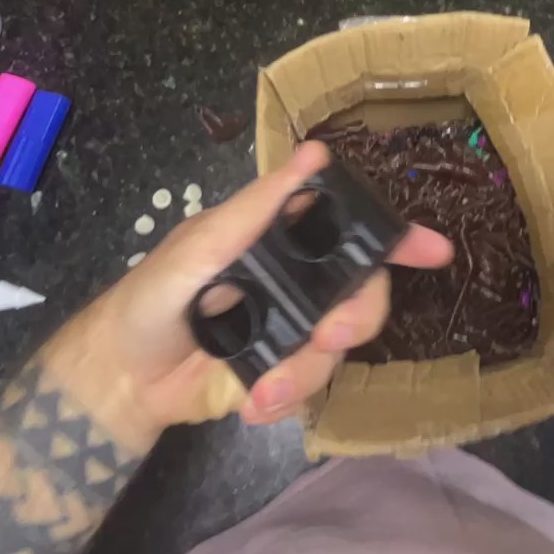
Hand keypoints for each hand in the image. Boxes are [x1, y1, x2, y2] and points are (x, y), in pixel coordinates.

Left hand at [44, 142, 453, 452]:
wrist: (120, 377)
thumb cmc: (155, 293)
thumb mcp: (204, 243)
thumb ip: (261, 206)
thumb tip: (317, 151)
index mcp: (284, 237)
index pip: (350, 229)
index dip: (395, 238)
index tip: (433, 251)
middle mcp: (300, 279)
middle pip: (361, 291)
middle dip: (357, 315)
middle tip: (331, 335)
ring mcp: (295, 328)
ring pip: (339, 346)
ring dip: (307, 370)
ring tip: (261, 388)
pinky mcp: (283, 373)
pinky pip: (312, 386)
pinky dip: (287, 397)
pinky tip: (251, 402)